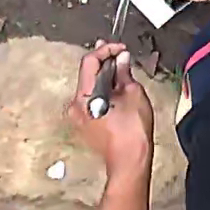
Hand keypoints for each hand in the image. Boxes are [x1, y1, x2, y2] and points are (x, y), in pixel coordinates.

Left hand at [69, 41, 154, 181]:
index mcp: (85, 96)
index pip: (89, 62)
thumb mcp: (133, 93)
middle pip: (87, 73)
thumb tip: (122, 58)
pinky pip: (91, 98)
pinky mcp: (85, 123)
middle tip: (119, 52)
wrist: (129, 160)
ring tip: (121, 68)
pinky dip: (102, 89)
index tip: (120, 48)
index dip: (106, 50)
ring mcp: (78, 116)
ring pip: (89, 85)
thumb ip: (124, 72)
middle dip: (104, 61)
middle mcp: (76, 105)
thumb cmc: (132, 131)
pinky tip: (116, 86)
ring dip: (104, 75)